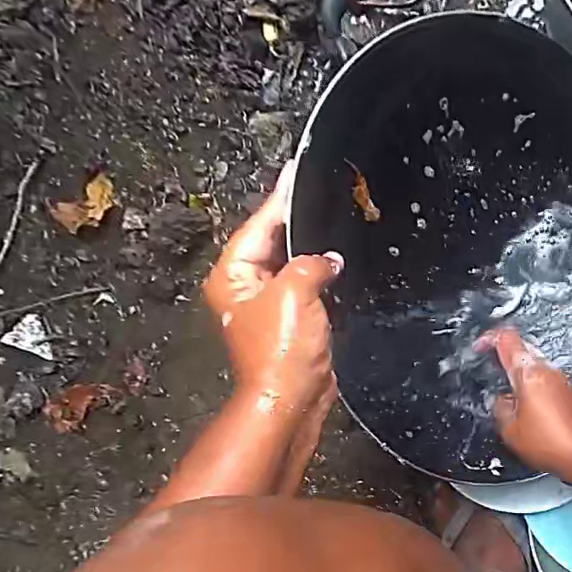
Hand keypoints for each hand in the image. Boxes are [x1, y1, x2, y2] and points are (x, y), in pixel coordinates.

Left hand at [204, 164, 340, 415]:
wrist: (292, 400)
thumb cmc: (281, 354)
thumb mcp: (294, 293)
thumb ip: (311, 264)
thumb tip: (329, 260)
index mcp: (233, 276)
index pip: (258, 225)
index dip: (280, 199)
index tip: (295, 172)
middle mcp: (247, 288)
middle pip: (273, 243)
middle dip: (296, 222)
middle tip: (317, 191)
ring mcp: (270, 307)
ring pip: (292, 266)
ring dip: (312, 251)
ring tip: (331, 222)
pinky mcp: (292, 323)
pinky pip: (307, 288)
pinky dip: (321, 277)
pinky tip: (337, 266)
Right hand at [487, 328, 571, 474]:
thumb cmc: (553, 443)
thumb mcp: (510, 430)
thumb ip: (500, 407)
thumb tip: (501, 401)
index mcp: (529, 373)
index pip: (507, 338)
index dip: (490, 338)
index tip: (481, 347)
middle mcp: (548, 371)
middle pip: (523, 352)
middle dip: (506, 361)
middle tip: (495, 375)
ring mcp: (563, 381)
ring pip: (537, 369)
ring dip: (523, 379)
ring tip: (514, 402)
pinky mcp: (571, 393)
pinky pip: (549, 384)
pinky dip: (537, 391)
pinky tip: (533, 411)